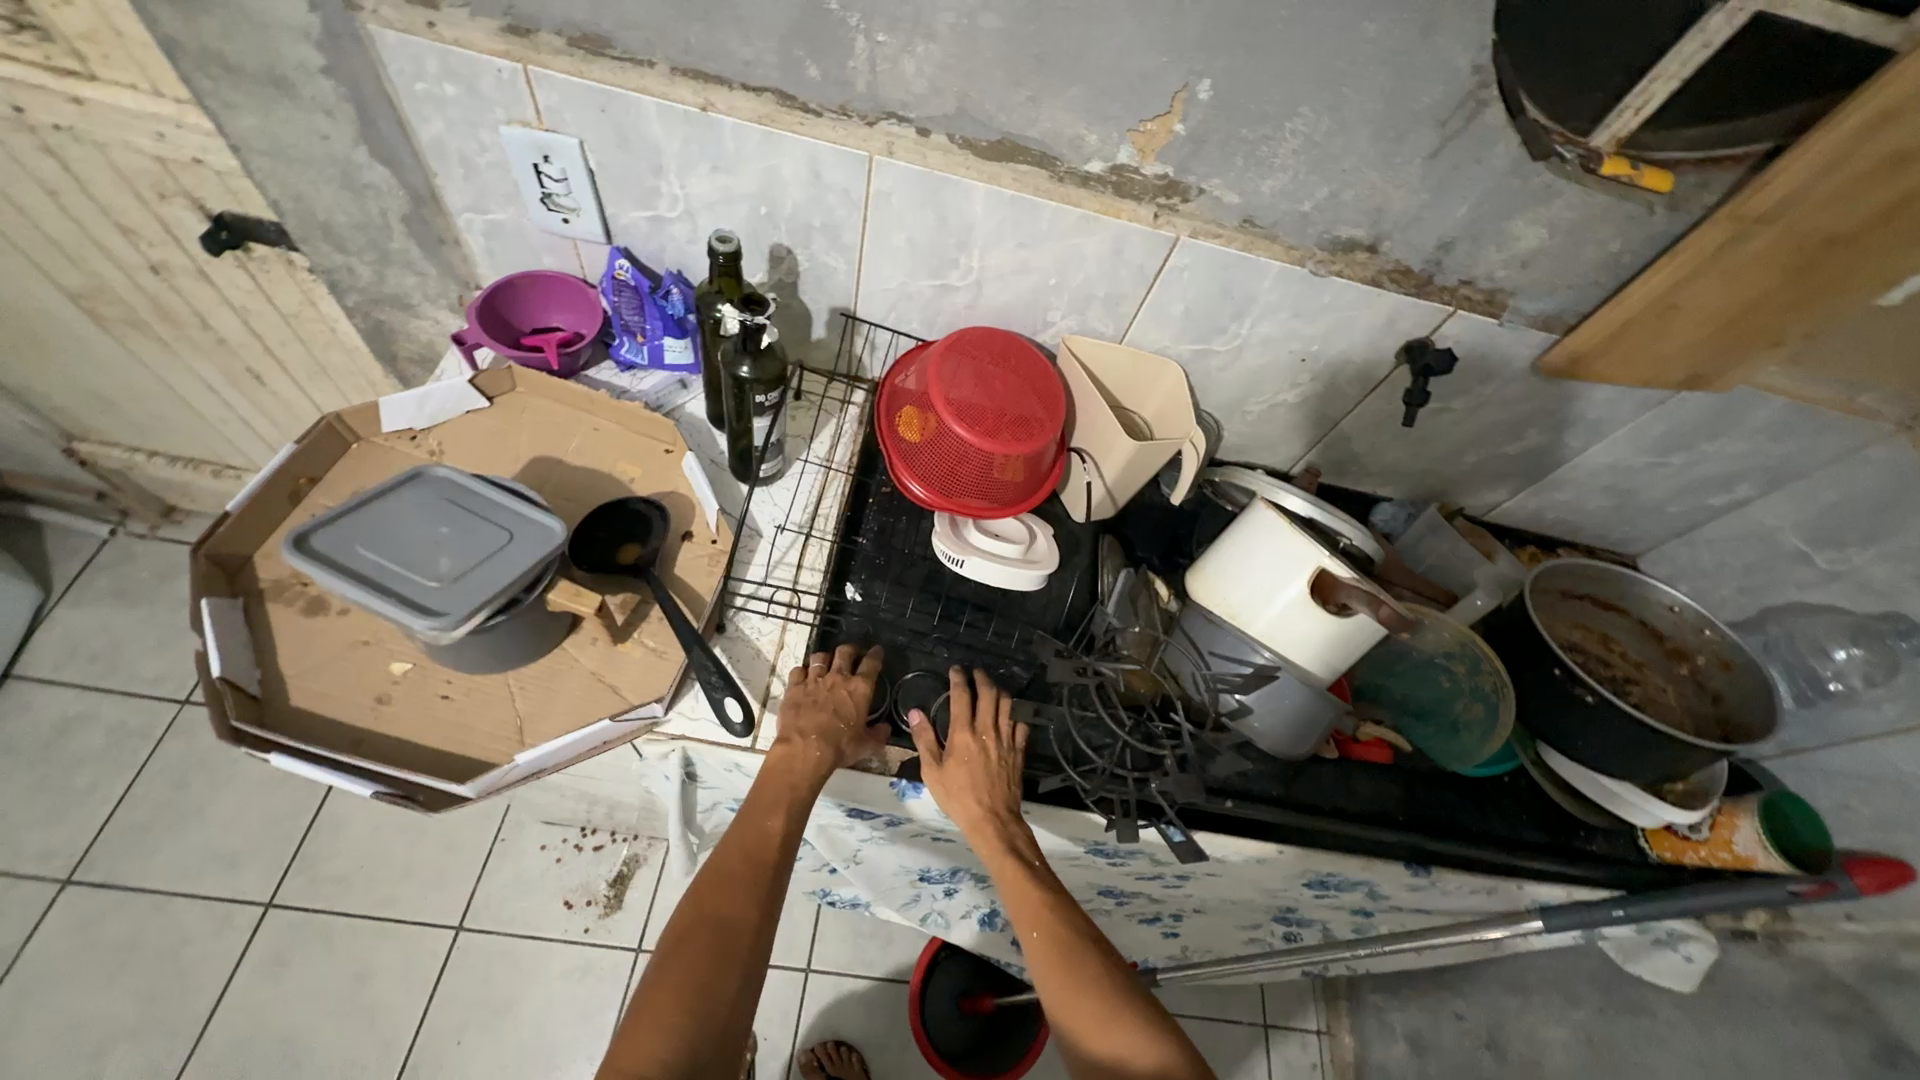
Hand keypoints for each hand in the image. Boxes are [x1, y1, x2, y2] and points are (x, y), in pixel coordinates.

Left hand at [770, 644, 888, 778]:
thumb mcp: (866, 745)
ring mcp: (814, 680)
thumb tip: (886, 728)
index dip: (876, 654)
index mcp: (860, 688)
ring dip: (825, 657)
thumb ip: (878, 734)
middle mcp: (838, 677)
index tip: (877, 650)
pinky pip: (798, 670)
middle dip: (850, 649)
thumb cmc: (840, 747)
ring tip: (826, 662)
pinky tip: (803, 676)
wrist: (805, 749)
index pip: (871, 663)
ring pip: (820, 657)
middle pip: (845, 652)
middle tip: (852, 653)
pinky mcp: (794, 687)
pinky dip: (802, 671)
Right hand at [905, 667, 1029, 842]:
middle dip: (982, 678)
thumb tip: (915, 712)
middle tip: (976, 673)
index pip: (962, 696)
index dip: (959, 679)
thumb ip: (924, 739)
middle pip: (989, 693)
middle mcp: (987, 730)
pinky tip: (1009, 717)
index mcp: (963, 733)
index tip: (956, 670)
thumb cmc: (957, 797)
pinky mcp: (1019, 751)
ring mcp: (1006, 739)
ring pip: (1008, 705)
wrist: (992, 819)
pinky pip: (1020, 725)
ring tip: (992, 689)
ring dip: (999, 692)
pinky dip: (1014, 716)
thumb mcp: (932, 771)